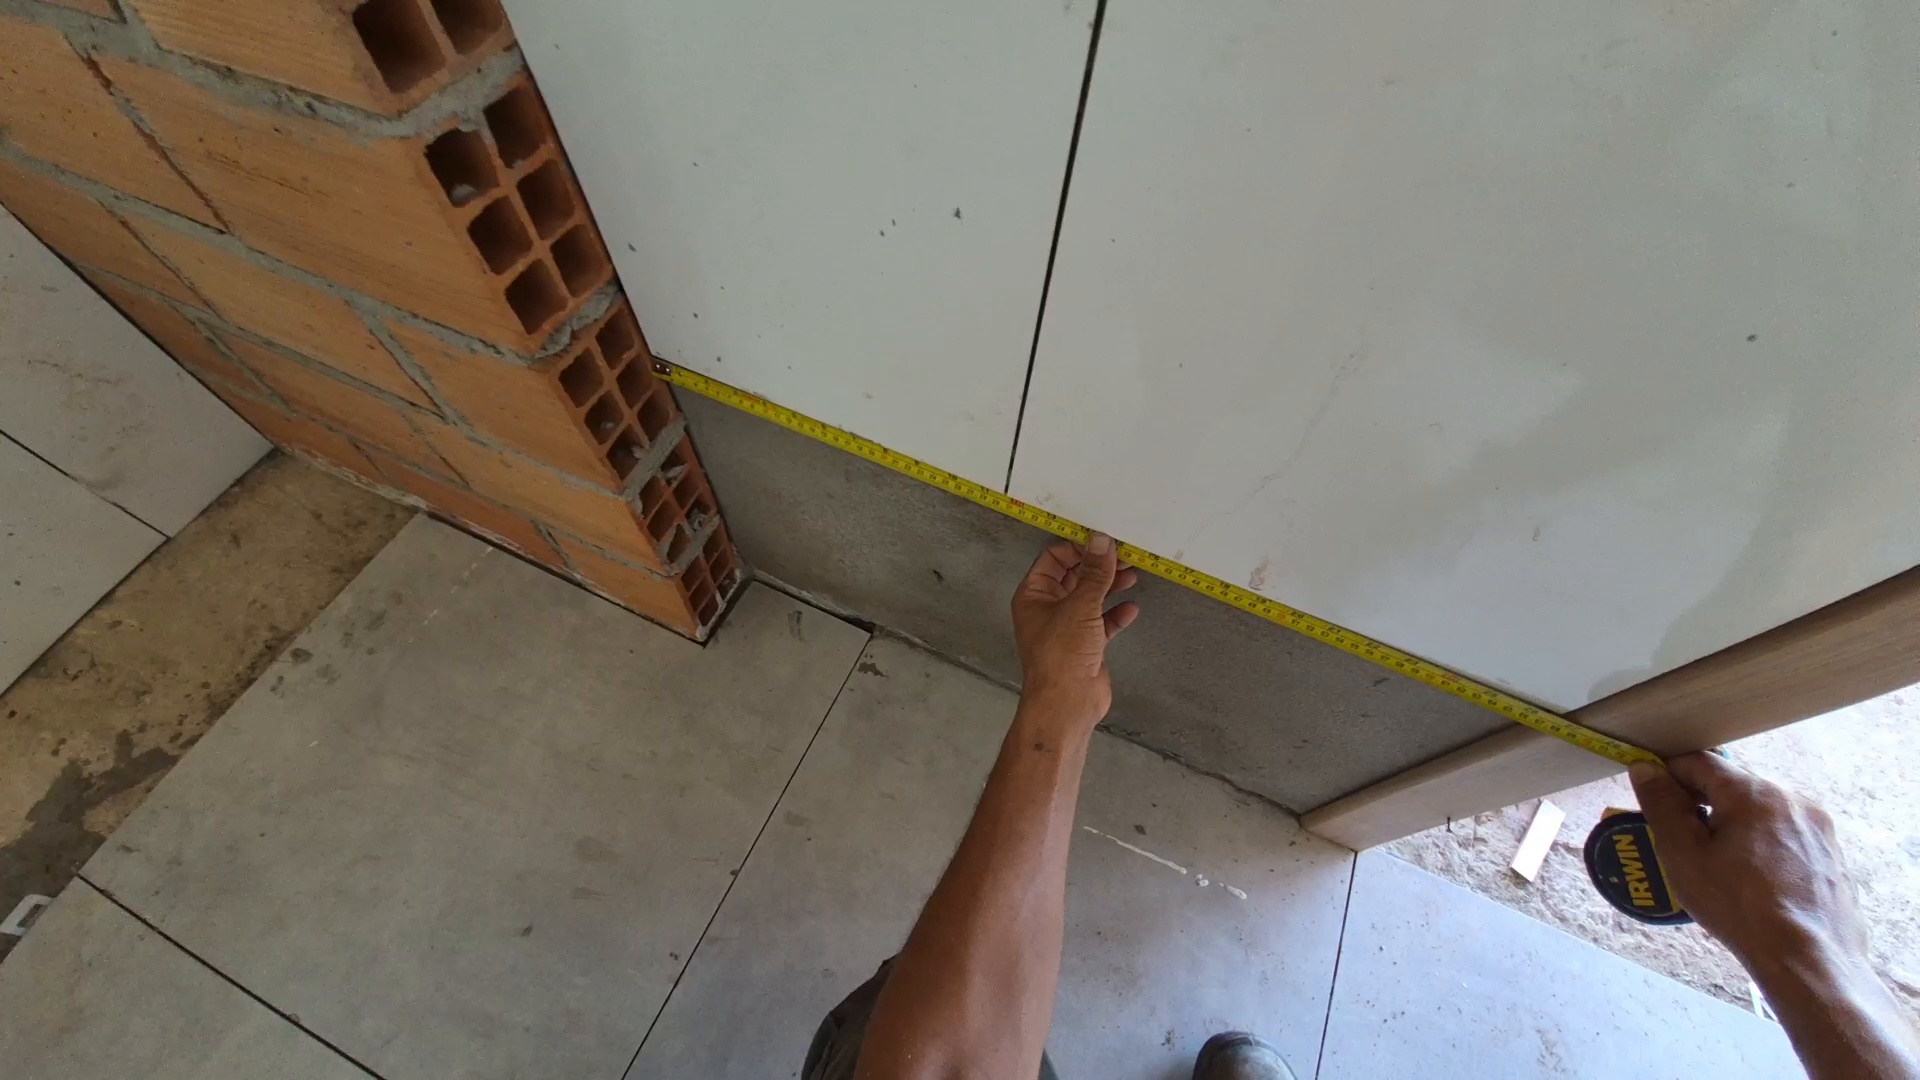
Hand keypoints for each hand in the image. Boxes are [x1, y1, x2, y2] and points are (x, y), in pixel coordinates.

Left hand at [1010, 533, 1139, 731]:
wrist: (1067, 703)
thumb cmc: (1061, 655)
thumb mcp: (1081, 606)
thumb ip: (1095, 573)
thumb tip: (1102, 542)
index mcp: (1034, 594)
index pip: (1054, 558)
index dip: (1078, 548)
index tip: (1104, 541)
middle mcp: (1047, 608)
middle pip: (1074, 576)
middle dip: (1099, 566)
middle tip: (1125, 557)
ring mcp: (1066, 626)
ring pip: (1089, 597)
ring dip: (1110, 586)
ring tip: (1133, 576)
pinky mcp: (1084, 644)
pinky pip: (1101, 622)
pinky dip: (1115, 614)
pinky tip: (1131, 609)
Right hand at [1629, 753, 1870, 973]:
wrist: (1808, 959)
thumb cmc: (1735, 901)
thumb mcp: (1680, 848)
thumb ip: (1660, 801)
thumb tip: (1646, 768)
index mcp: (1756, 793)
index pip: (1697, 761)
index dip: (1665, 773)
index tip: (1649, 797)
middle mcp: (1794, 800)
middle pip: (1729, 783)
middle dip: (1697, 799)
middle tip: (1675, 831)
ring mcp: (1818, 828)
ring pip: (1754, 806)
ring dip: (1725, 818)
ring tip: (1708, 854)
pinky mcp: (1830, 853)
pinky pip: (1778, 829)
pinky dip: (1753, 837)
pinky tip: (1743, 869)